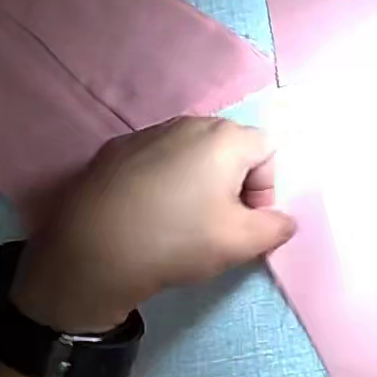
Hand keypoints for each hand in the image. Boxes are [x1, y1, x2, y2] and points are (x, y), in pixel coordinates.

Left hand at [11, 118, 297, 332]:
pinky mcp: (115, 150)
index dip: (266, 189)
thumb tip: (283, 219)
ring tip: (181, 221)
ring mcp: (147, 132)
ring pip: (193, 154)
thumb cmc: (179, 241)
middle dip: (234, 184)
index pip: (269, 151)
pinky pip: (158, 160)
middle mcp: (188, 122)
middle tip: (218, 224)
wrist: (92, 254)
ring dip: (200, 182)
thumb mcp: (243, 243)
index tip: (245, 221)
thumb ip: (278, 226)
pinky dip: (164, 182)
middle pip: (232, 149)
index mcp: (225, 137)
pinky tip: (148, 214)